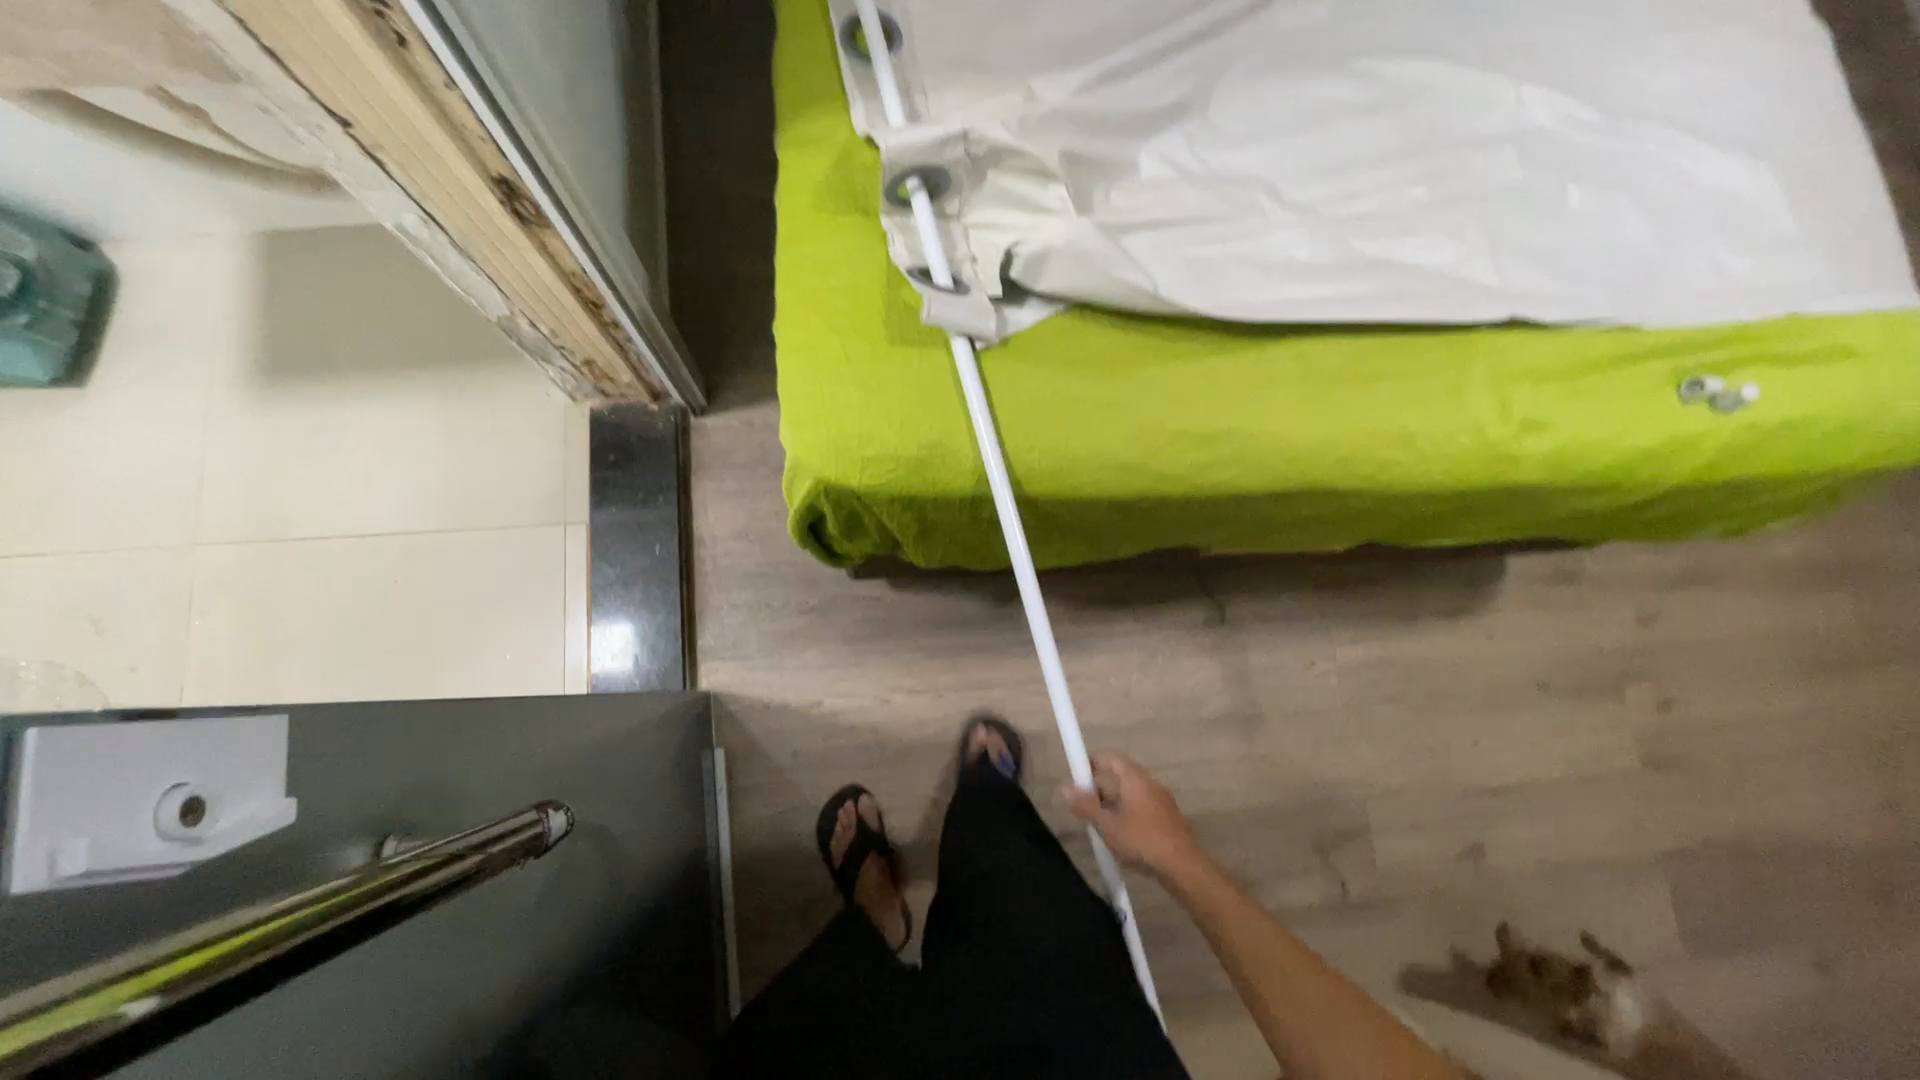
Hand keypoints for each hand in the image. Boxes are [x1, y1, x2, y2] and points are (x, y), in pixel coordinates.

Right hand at [1060, 752, 1200, 875]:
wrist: (1182, 866)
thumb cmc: (1141, 840)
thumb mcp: (1107, 825)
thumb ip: (1085, 806)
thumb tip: (1063, 787)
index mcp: (1135, 779)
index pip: (1111, 758)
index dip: (1093, 761)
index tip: (1077, 772)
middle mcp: (1150, 784)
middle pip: (1122, 775)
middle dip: (1101, 785)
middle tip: (1084, 801)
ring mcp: (1162, 801)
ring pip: (1132, 793)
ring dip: (1114, 801)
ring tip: (1099, 820)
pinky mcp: (1169, 818)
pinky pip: (1143, 806)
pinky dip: (1128, 812)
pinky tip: (1121, 834)